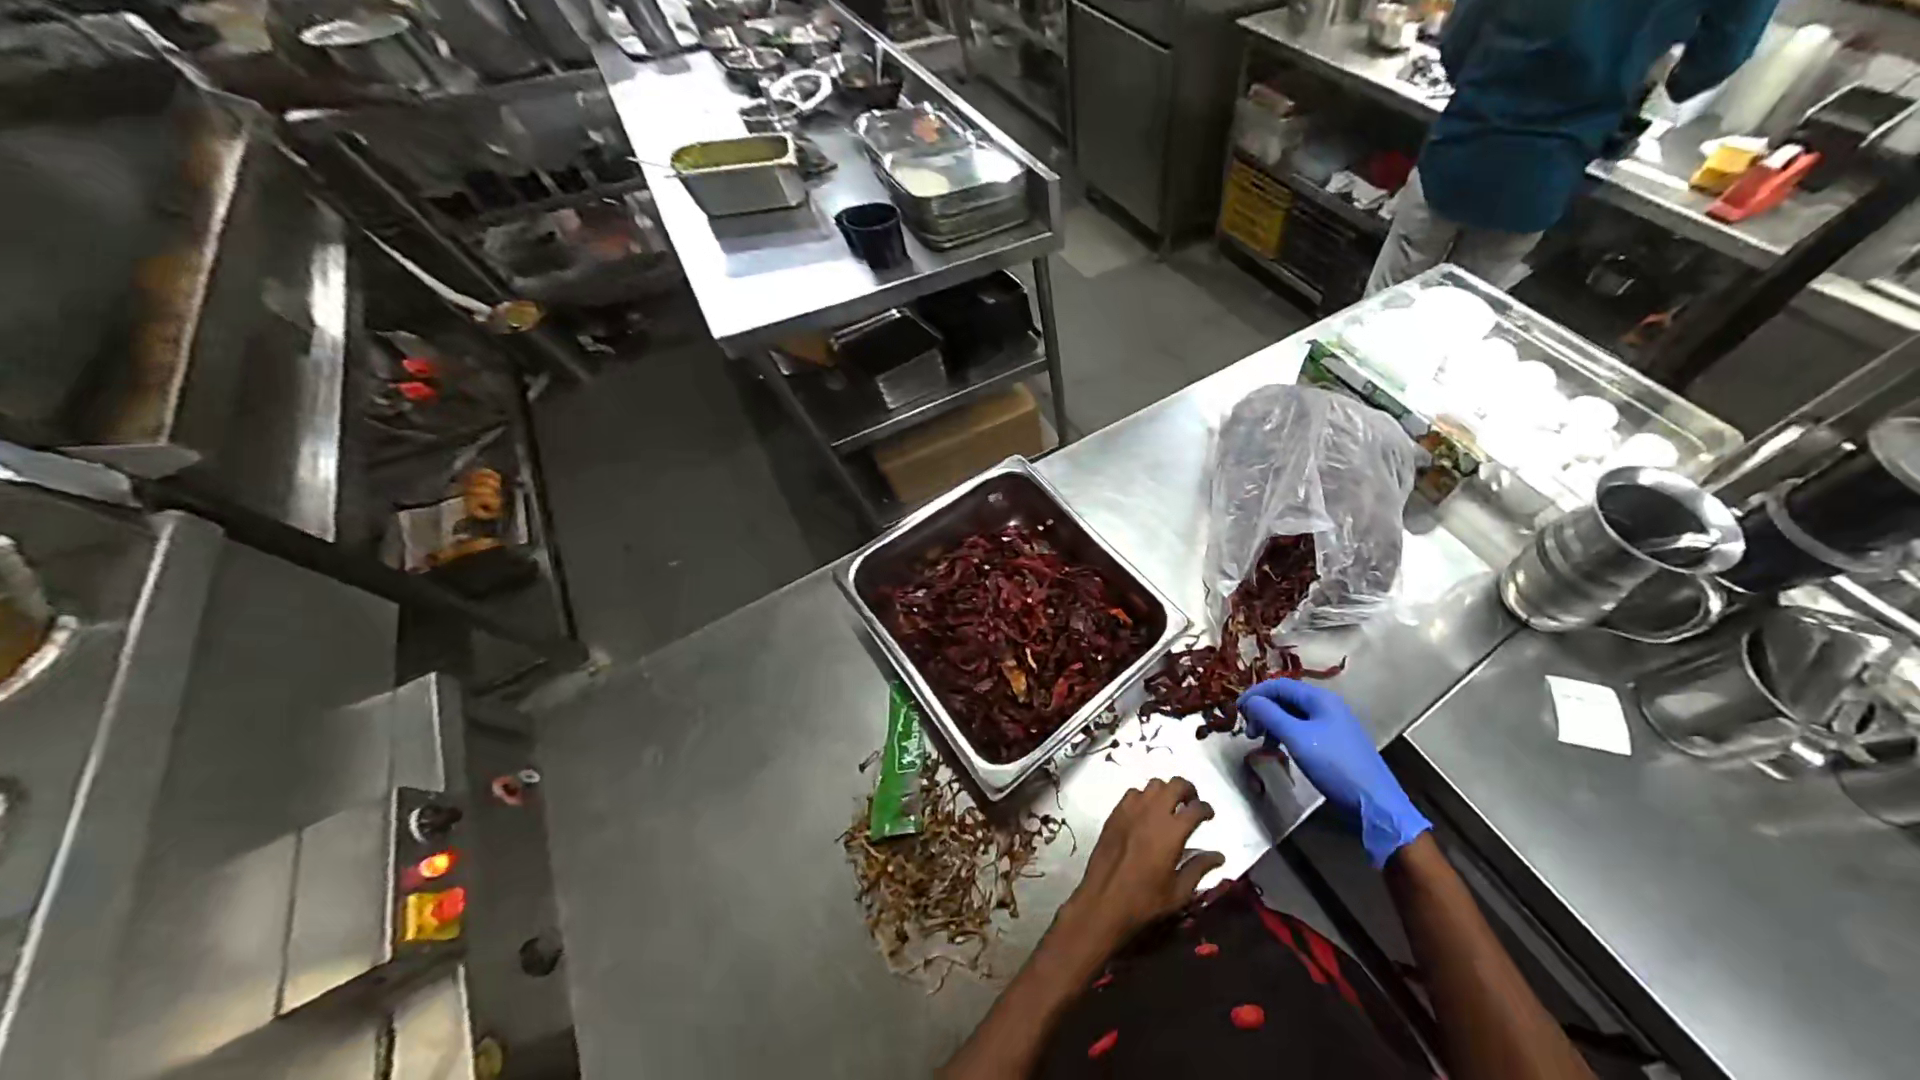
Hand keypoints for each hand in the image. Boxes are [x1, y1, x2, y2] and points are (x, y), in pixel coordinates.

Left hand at [1056, 777, 1224, 953]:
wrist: (1104, 900)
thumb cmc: (1145, 901)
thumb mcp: (1179, 892)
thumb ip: (1199, 868)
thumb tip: (1218, 856)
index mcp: (1172, 831)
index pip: (1195, 808)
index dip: (1206, 809)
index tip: (1208, 815)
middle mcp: (1152, 813)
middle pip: (1174, 784)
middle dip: (1187, 790)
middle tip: (1191, 804)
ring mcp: (1130, 810)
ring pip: (1152, 785)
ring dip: (1165, 791)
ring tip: (1169, 807)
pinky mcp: (1114, 814)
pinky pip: (1132, 794)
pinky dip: (1144, 797)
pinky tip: (1145, 814)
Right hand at [1239, 678, 1429, 868]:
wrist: (1373, 802)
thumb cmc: (1333, 765)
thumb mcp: (1296, 737)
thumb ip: (1269, 715)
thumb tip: (1250, 701)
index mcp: (1320, 699)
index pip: (1279, 685)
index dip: (1255, 695)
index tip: (1236, 711)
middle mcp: (1327, 706)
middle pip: (1285, 699)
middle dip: (1263, 711)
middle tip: (1249, 732)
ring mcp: (1332, 725)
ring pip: (1292, 716)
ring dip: (1272, 725)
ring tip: (1261, 744)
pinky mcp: (1333, 743)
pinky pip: (1301, 730)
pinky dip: (1285, 736)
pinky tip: (1279, 751)